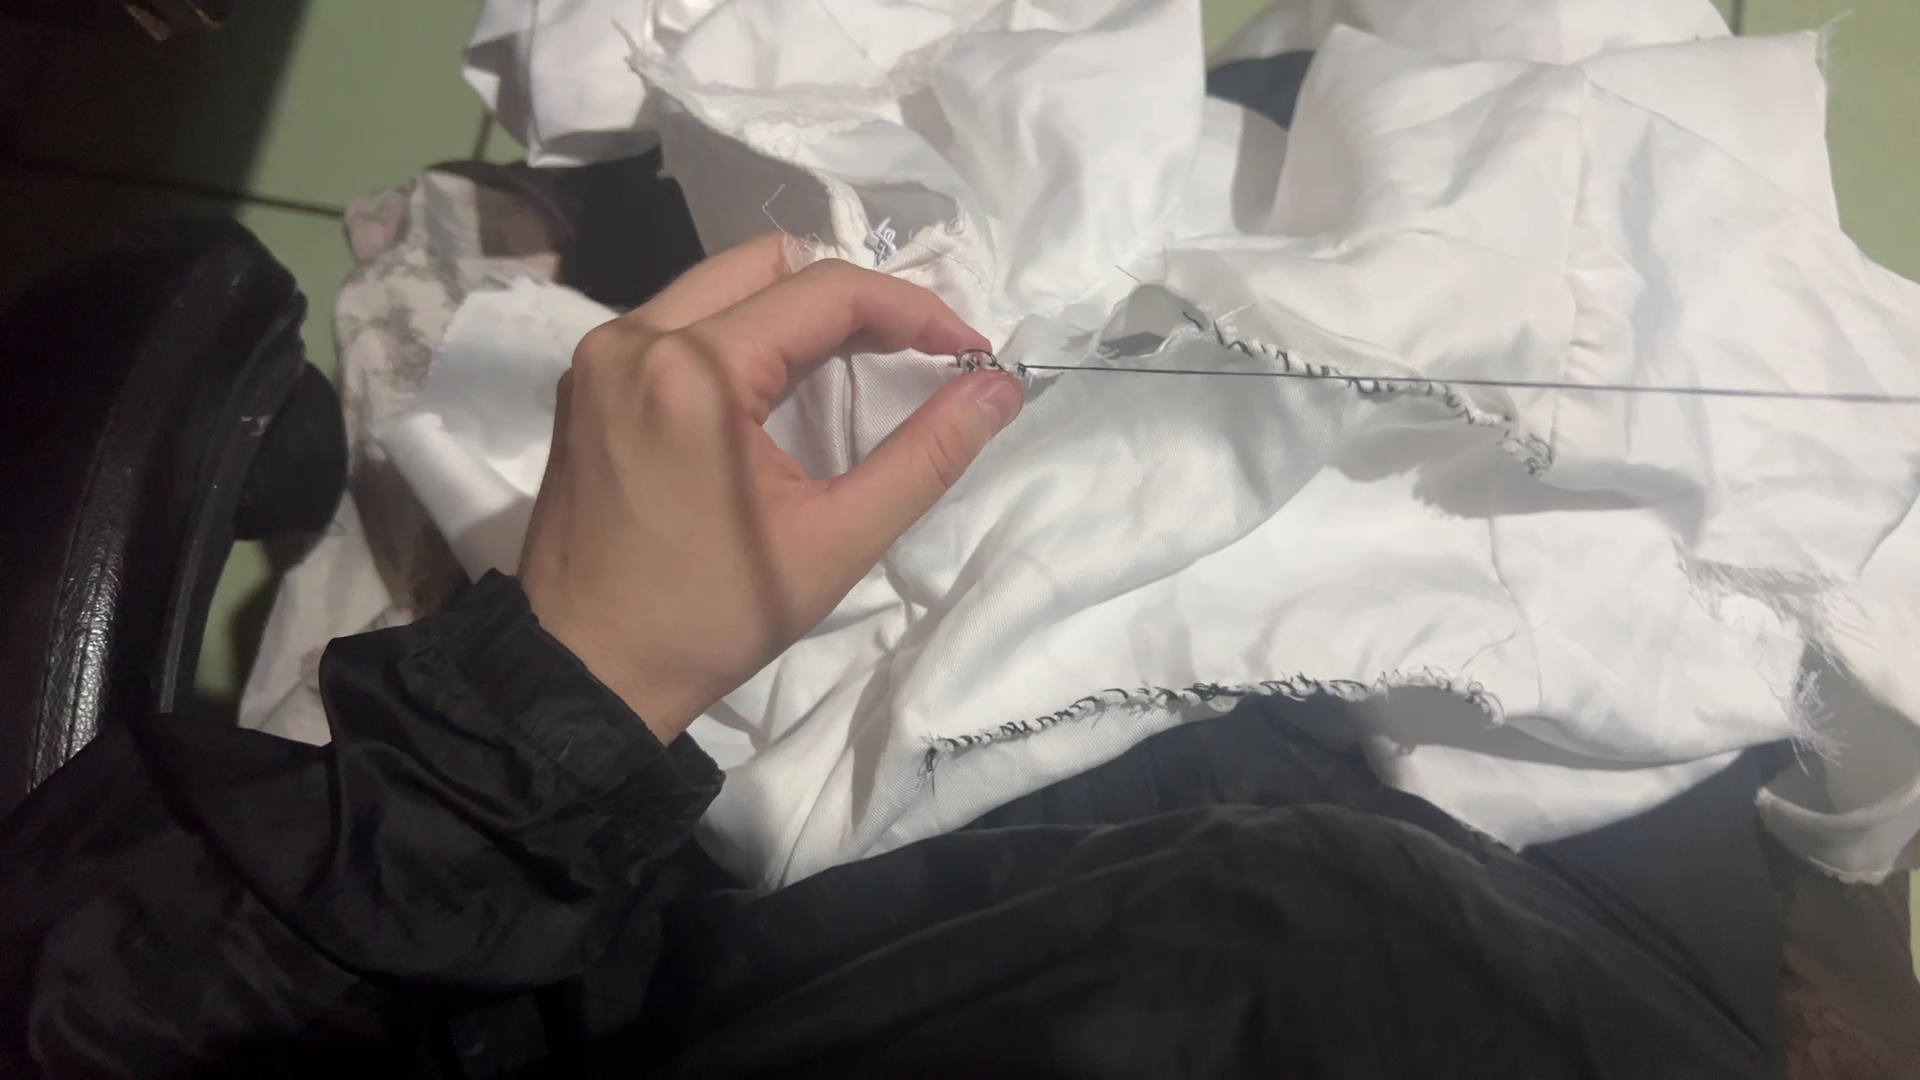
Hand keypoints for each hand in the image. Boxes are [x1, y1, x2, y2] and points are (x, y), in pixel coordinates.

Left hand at [518, 234, 1024, 741]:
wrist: (588, 672)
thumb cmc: (714, 617)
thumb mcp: (837, 543)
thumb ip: (926, 458)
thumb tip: (998, 390)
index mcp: (694, 372)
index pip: (825, 292)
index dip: (914, 310)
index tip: (968, 352)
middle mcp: (635, 336)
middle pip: (771, 266)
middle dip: (859, 299)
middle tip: (913, 352)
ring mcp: (601, 354)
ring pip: (726, 285)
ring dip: (803, 313)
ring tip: (861, 367)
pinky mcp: (590, 379)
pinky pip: (687, 321)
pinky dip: (752, 335)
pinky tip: (783, 389)